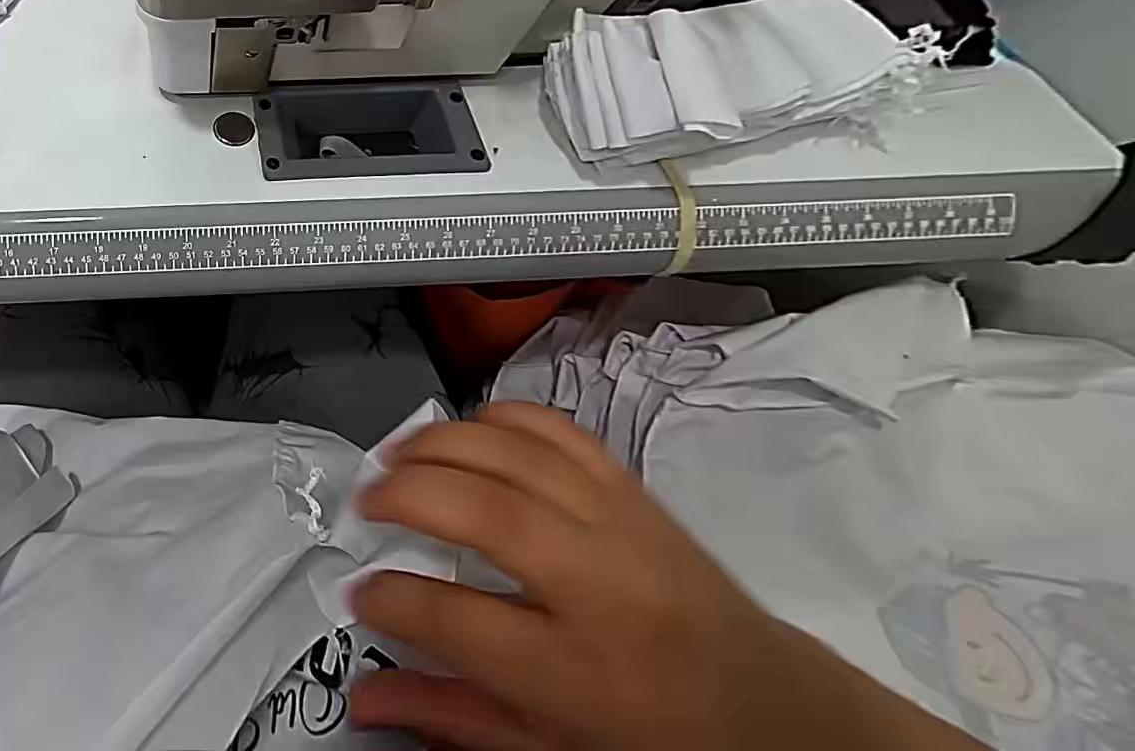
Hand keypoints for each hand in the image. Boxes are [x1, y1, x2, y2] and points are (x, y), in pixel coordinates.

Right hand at [348, 403, 983, 750]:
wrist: (776, 708)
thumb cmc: (651, 735)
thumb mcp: (549, 745)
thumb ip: (449, 715)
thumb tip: (360, 699)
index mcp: (577, 670)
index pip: (456, 621)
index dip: (390, 597)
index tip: (357, 589)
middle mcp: (598, 583)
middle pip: (482, 511)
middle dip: (403, 495)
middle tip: (365, 501)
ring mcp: (617, 520)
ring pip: (511, 453)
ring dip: (437, 442)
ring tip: (396, 457)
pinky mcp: (628, 486)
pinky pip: (554, 427)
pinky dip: (497, 416)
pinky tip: (464, 433)